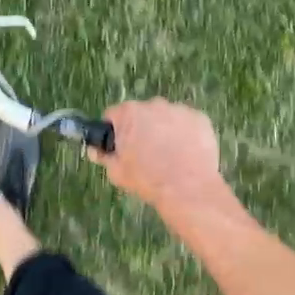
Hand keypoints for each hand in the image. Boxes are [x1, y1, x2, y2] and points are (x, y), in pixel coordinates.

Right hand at [88, 98, 226, 210]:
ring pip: (166, 117)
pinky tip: (187, 153)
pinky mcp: (200, 118)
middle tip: (146, 153)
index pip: (114, 115)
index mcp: (128, 113)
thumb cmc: (147, 180)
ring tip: (170, 155)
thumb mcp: (117, 172)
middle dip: (141, 128)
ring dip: (164, 129)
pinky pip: (188, 123)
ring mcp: (179, 109)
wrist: (188, 189)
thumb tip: (94, 150)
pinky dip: (186, 134)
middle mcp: (153, 104)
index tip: (121, 146)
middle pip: (141, 114)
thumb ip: (104, 157)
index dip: (115, 131)